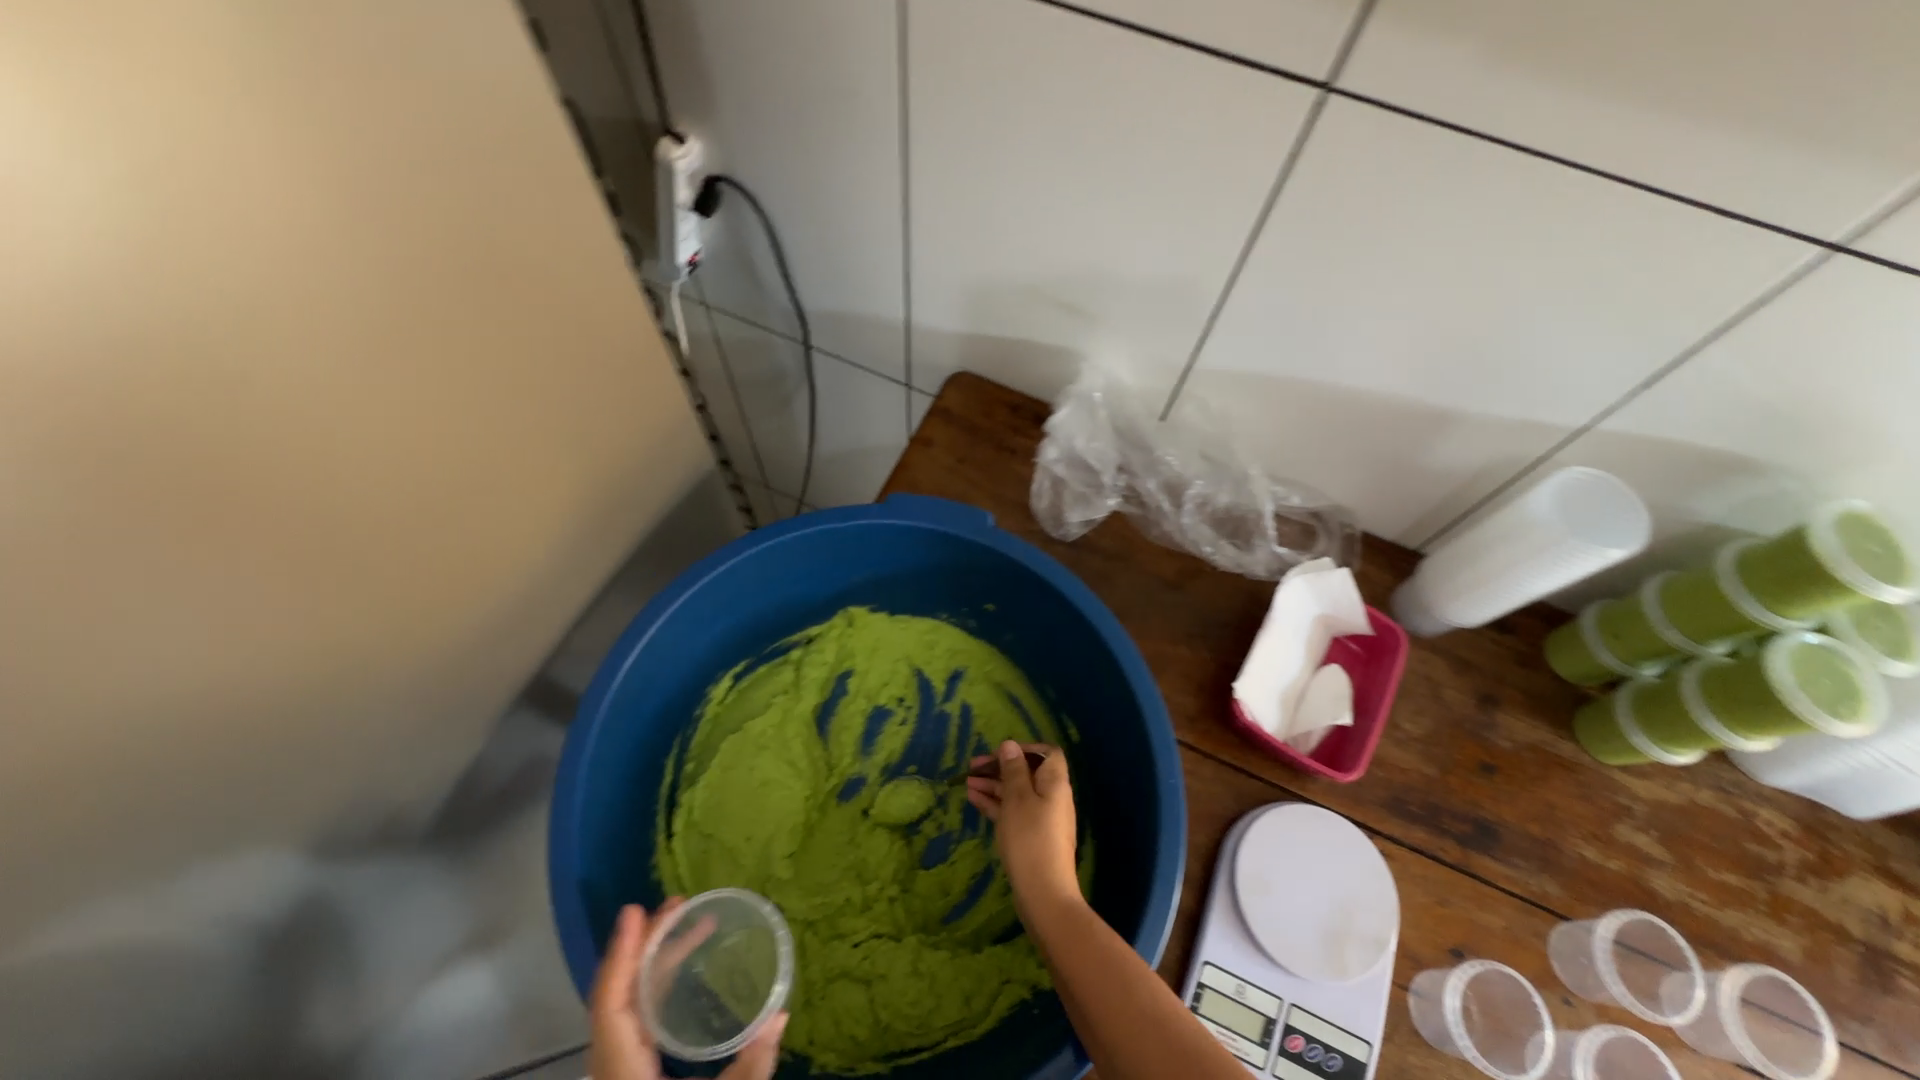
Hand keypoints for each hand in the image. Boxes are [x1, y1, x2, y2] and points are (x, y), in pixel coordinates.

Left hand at [588, 902, 787, 1079]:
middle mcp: (612, 1067)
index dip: (622, 955)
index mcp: (622, 1073)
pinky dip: (656, 989)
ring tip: (690, 926)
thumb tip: (782, 1014)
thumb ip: (750, 1068)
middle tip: (681, 905)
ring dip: (654, 964)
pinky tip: (682, 975)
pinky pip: (635, 1021)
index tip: (634, 912)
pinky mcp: (632, 1077)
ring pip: (627, 1007)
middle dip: (647, 947)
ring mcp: (619, 1072)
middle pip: (620, 995)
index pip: (612, 1003)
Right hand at [965, 740, 1081, 913]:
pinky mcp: (1031, 836)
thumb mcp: (1017, 798)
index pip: (1047, 754)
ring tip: (967, 783)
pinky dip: (996, 803)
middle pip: (1027, 773)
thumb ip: (1013, 770)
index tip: (1000, 753)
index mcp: (1055, 783)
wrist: (1043, 892)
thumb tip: (1010, 745)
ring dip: (993, 785)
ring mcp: (1042, 818)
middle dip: (1000, 768)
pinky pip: (1013, 811)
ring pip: (1017, 793)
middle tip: (972, 767)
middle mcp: (1052, 797)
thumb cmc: (1029, 838)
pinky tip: (974, 799)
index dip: (1024, 749)